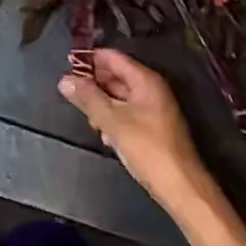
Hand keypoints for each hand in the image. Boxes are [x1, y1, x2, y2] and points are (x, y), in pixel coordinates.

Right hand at [59, 49, 207, 208]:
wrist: (181, 187)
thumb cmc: (147, 148)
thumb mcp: (112, 121)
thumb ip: (87, 98)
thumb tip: (64, 80)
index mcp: (145, 80)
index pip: (112, 57)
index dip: (89, 59)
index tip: (66, 64)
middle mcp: (151, 89)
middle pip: (116, 75)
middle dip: (93, 83)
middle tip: (71, 92)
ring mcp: (154, 109)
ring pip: (120, 97)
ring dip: (102, 104)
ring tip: (89, 118)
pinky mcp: (153, 127)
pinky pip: (127, 113)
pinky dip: (113, 119)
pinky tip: (105, 135)